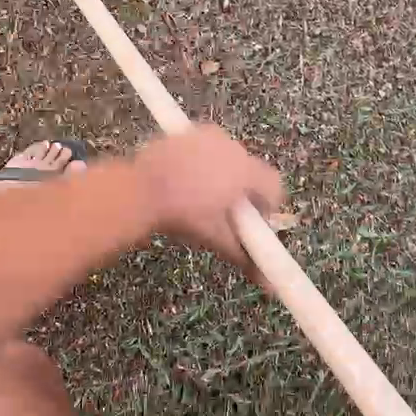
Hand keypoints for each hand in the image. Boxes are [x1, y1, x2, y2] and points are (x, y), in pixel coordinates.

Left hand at [133, 124, 284, 273]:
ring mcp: (209, 135)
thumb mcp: (215, 237)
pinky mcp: (190, 131)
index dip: (267, 207)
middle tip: (226, 214)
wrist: (141, 188)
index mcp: (245, 171)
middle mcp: (232, 147)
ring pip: (229, 157)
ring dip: (225, 175)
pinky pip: (209, 147)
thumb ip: (245, 257)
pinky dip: (206, 161)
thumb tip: (268, 284)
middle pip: (252, 170)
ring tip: (203, 198)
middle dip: (244, 191)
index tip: (253, 223)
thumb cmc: (183, 213)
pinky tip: (187, 180)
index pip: (274, 185)